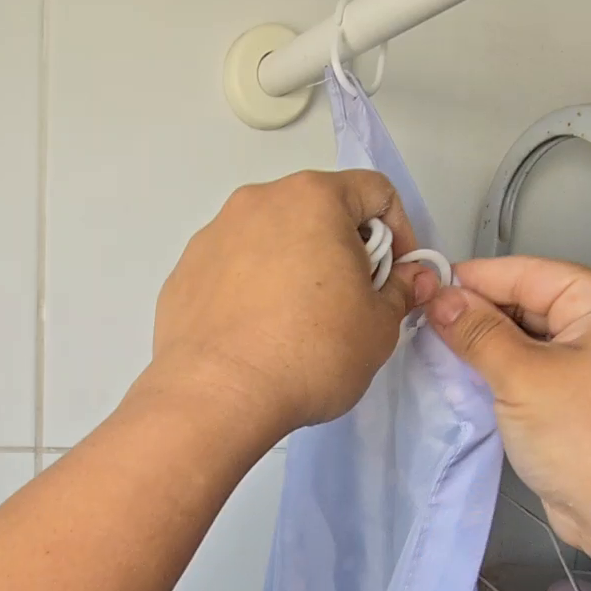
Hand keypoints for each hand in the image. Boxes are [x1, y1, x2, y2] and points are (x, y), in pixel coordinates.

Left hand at [140, 170, 438, 441]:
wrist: (217, 397)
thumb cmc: (311, 355)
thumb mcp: (378, 329)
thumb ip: (400, 291)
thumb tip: (409, 277)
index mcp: (312, 198)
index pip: (374, 193)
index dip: (399, 233)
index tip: (398, 277)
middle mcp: (256, 203)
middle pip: (315, 213)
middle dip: (340, 250)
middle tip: (348, 303)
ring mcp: (211, 238)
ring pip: (266, 242)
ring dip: (290, 270)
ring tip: (294, 324)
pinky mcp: (181, 277)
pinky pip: (228, 274)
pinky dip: (248, 294)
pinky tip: (252, 338)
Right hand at [425, 256, 590, 558]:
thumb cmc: (587, 438)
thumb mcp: (522, 376)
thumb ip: (477, 333)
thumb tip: (439, 297)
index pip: (529, 273)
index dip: (473, 278)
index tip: (423, 283)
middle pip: (528, 303)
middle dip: (476, 312)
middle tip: (420, 320)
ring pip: (526, 338)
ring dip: (484, 344)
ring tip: (433, 346)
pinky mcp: (579, 398)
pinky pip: (531, 370)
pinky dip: (499, 371)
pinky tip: (463, 376)